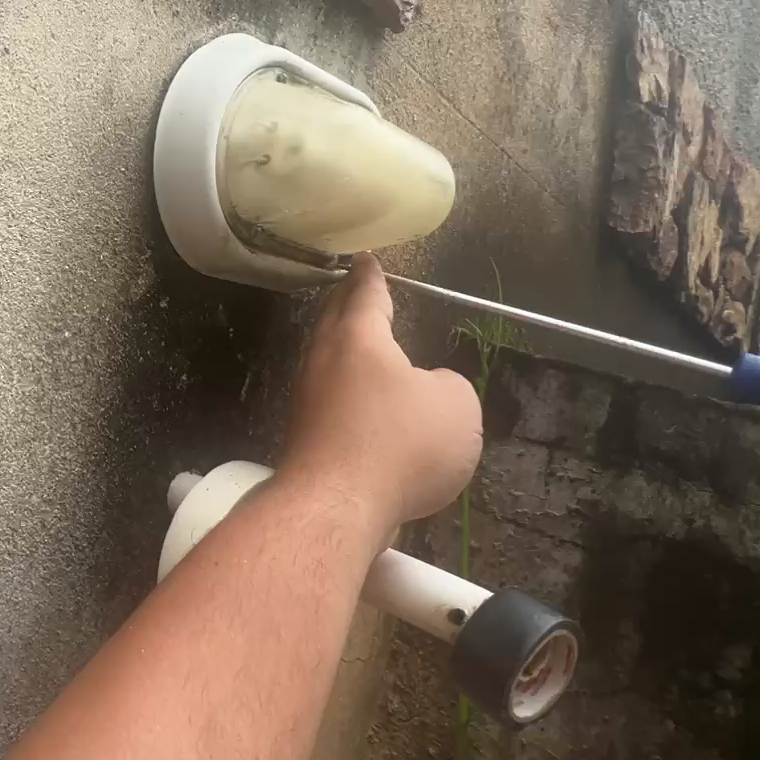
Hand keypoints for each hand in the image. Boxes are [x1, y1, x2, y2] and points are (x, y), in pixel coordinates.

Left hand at [276, 255, 483, 534]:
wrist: (337, 500)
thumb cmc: (400, 443)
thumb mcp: (454, 406)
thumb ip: (446, 385)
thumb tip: (425, 386)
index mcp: (357, 339)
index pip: (365, 296)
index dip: (370, 277)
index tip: (365, 259)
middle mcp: (323, 358)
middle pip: (335, 321)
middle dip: (347, 303)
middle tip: (355, 289)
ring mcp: (307, 394)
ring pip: (327, 357)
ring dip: (343, 345)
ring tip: (361, 342)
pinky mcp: (305, 429)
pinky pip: (328, 393)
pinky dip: (344, 386)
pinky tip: (359, 401)